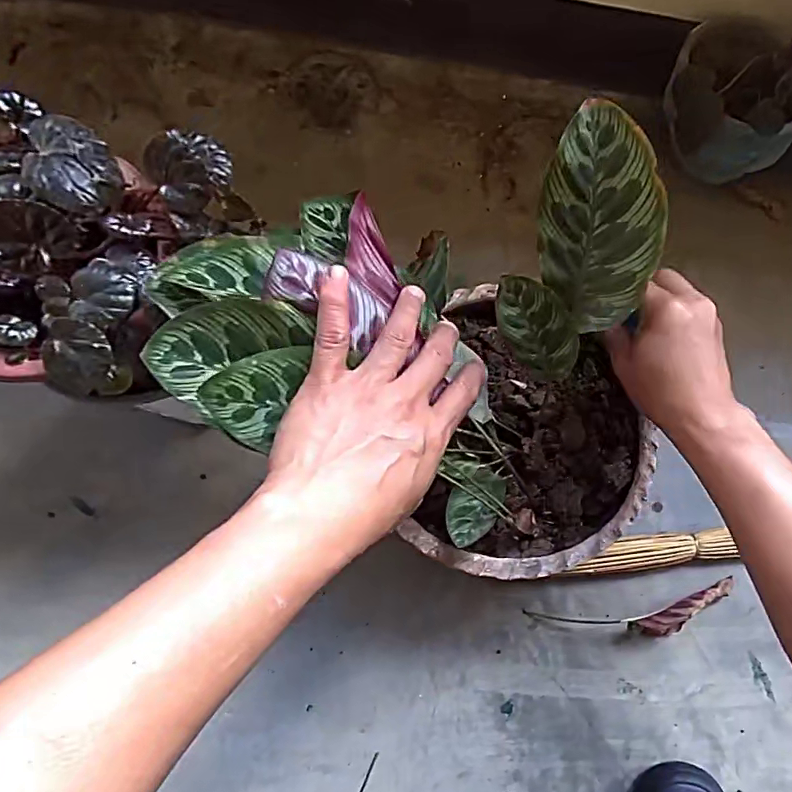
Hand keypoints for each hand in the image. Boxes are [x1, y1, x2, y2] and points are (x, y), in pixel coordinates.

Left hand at [259, 268, 484, 554]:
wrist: (318, 512)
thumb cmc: (362, 515)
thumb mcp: (411, 491)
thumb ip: (422, 457)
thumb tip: (423, 444)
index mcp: (428, 432)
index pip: (461, 394)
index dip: (470, 376)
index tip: (472, 366)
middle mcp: (404, 402)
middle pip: (433, 358)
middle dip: (443, 338)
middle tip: (445, 326)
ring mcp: (367, 387)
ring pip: (394, 337)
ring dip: (406, 312)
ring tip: (412, 295)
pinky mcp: (328, 382)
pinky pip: (334, 335)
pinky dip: (334, 303)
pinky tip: (335, 277)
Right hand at [601, 269, 745, 443]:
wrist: (703, 415)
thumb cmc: (662, 393)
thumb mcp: (625, 363)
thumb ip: (614, 333)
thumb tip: (608, 319)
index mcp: (668, 307)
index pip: (637, 282)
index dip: (618, 291)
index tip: (606, 302)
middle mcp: (692, 301)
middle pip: (662, 276)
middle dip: (642, 289)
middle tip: (626, 311)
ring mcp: (708, 311)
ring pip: (678, 288)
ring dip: (661, 298)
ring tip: (644, 323)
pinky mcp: (716, 324)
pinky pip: (690, 304)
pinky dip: (675, 309)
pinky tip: (663, 332)